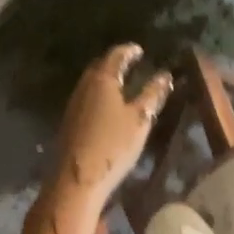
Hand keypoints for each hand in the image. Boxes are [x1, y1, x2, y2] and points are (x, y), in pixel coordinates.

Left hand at [49, 43, 173, 207]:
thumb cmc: (113, 146)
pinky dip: (97, 93)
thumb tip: (165, 74)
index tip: (139, 50)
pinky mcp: (68, 123)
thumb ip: (152, 94)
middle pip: (99, 66)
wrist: (75, 183)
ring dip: (105, 78)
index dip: (129, 50)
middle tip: (129, 63)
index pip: (116, 55)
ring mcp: (73, 105)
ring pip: (90, 82)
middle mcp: (85, 86)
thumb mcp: (140, 119)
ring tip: (120, 82)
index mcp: (103, 80)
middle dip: (114, 62)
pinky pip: (85, 97)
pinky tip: (105, 105)